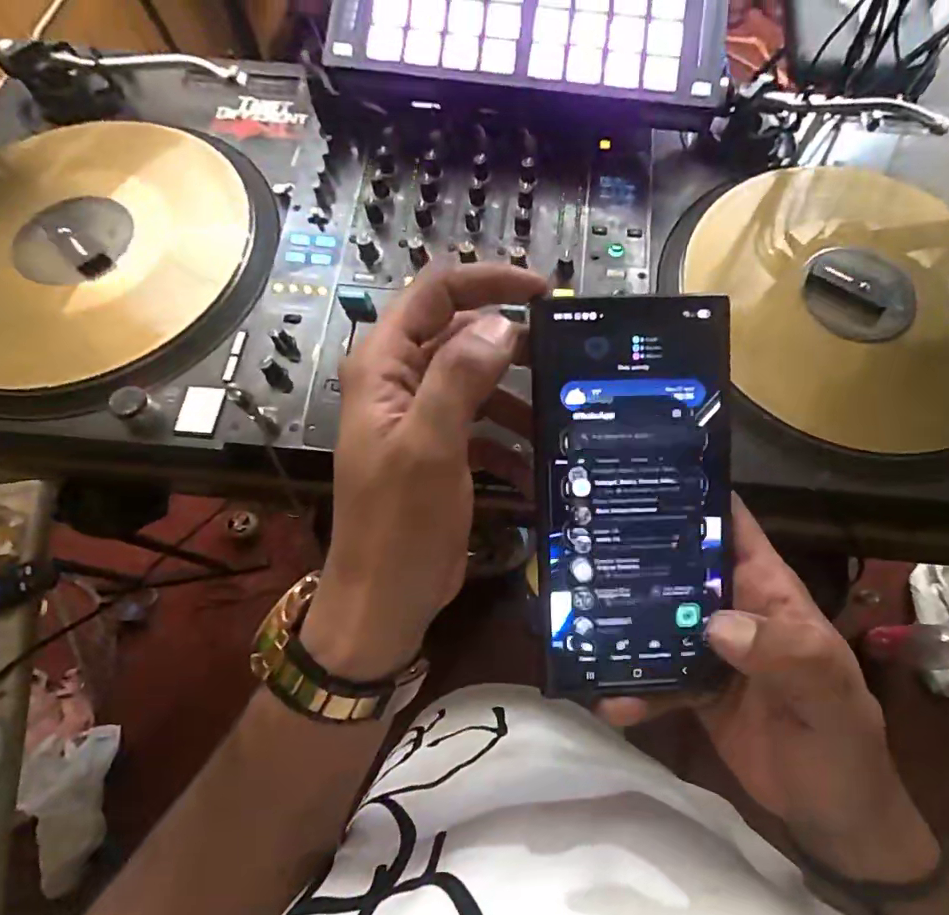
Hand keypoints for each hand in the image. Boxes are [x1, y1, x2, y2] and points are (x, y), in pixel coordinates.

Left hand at [299, 264, 547, 679]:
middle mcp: (398, 386)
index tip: (544, 294)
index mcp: (382, 369)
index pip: (433, 295)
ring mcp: (418, 422)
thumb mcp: (429, 446)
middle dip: (511, 349)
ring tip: (557, 423)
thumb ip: (458, 377)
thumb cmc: (398, 524)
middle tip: (565, 363)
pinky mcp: (437, 457)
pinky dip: (508, 444)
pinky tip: (535, 467)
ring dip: (517, 403)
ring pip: (477, 387)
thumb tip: (499, 323)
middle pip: (460, 339)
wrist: (383, 598)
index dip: (487, 283)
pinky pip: (479, 431)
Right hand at [596, 498, 940, 882]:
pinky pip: (652, 676)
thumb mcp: (830, 702)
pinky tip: (607, 700)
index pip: (735, 532)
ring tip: (576, 621)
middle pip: (681, 571)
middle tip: (582, 545)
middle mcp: (736, 615)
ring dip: (621, 621)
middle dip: (637, 556)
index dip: (696, 499)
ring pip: (658, 620)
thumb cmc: (845, 751)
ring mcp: (710, 652)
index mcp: (773, 598)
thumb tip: (715, 624)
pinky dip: (629, 686)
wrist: (831, 818)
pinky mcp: (691, 688)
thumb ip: (786, 658)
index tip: (644, 478)